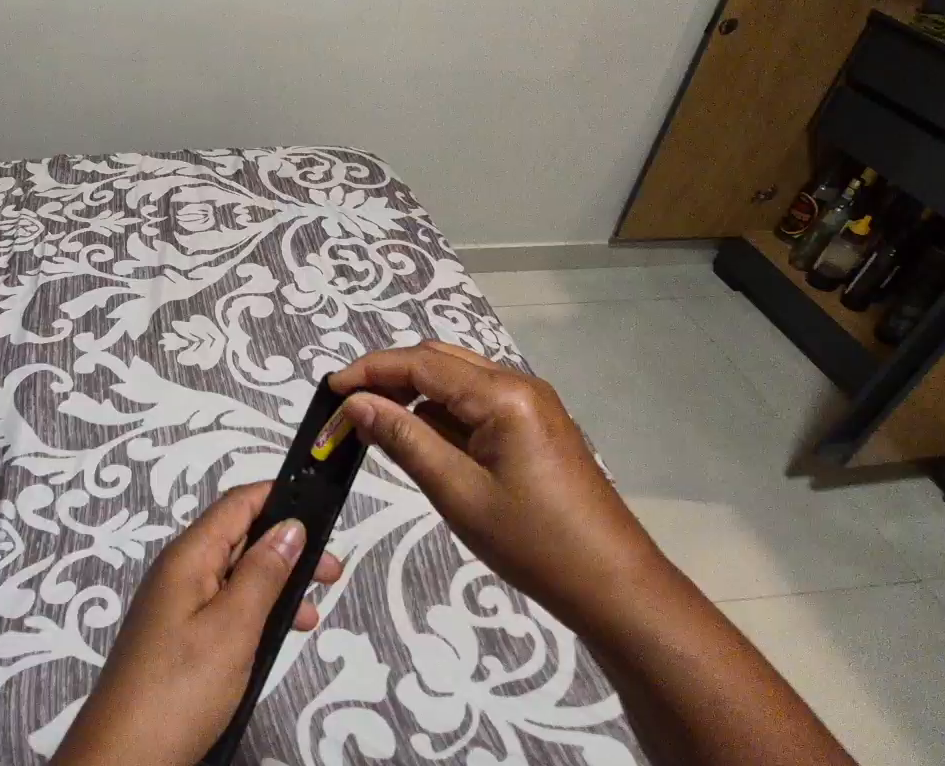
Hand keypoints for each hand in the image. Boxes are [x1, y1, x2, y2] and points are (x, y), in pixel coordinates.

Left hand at [51, 483, 344, 765]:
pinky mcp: (181, 638)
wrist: (123, 758)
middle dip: (287, 546)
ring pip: (237, 576)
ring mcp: (179, 605)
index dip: (278, 497)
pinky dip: (258, 613)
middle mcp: (182, 571)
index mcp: (189, 556)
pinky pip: (226, 607)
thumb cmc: (181, 687)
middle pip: (240, 538)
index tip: (322, 508)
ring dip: (277, 584)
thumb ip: (263, 573)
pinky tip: (280, 634)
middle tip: (333, 572)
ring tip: (315, 610)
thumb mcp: (232, 627)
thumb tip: (290, 525)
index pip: (237, 504)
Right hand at [329, 341, 674, 635]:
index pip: (422, 363)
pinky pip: (475, 401)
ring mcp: (530, 403)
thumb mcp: (457, 493)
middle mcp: (518, 384)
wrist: (614, 586)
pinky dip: (440, 411)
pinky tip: (419, 437)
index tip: (330, 390)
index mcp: (503, 395)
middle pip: (439, 359)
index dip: (370, 370)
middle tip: (349, 409)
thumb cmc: (533, 543)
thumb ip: (403, 439)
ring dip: (414, 392)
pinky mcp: (534, 424)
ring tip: (375, 422)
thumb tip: (356, 403)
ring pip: (456, 378)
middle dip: (390, 376)